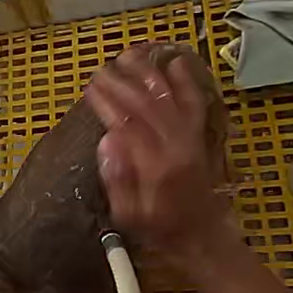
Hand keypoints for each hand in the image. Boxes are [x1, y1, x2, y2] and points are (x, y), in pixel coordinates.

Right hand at [85, 47, 235, 261]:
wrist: (202, 236)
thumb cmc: (161, 230)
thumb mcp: (129, 215)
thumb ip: (118, 179)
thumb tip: (107, 142)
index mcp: (155, 167)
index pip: (127, 124)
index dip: (108, 102)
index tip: (91, 89)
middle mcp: (175, 147)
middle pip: (146, 105)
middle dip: (122, 83)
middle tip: (101, 70)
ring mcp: (191, 139)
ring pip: (169, 98)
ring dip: (149, 74)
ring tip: (129, 56)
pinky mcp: (199, 138)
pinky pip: (194, 103)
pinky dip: (185, 82)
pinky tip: (175, 63)